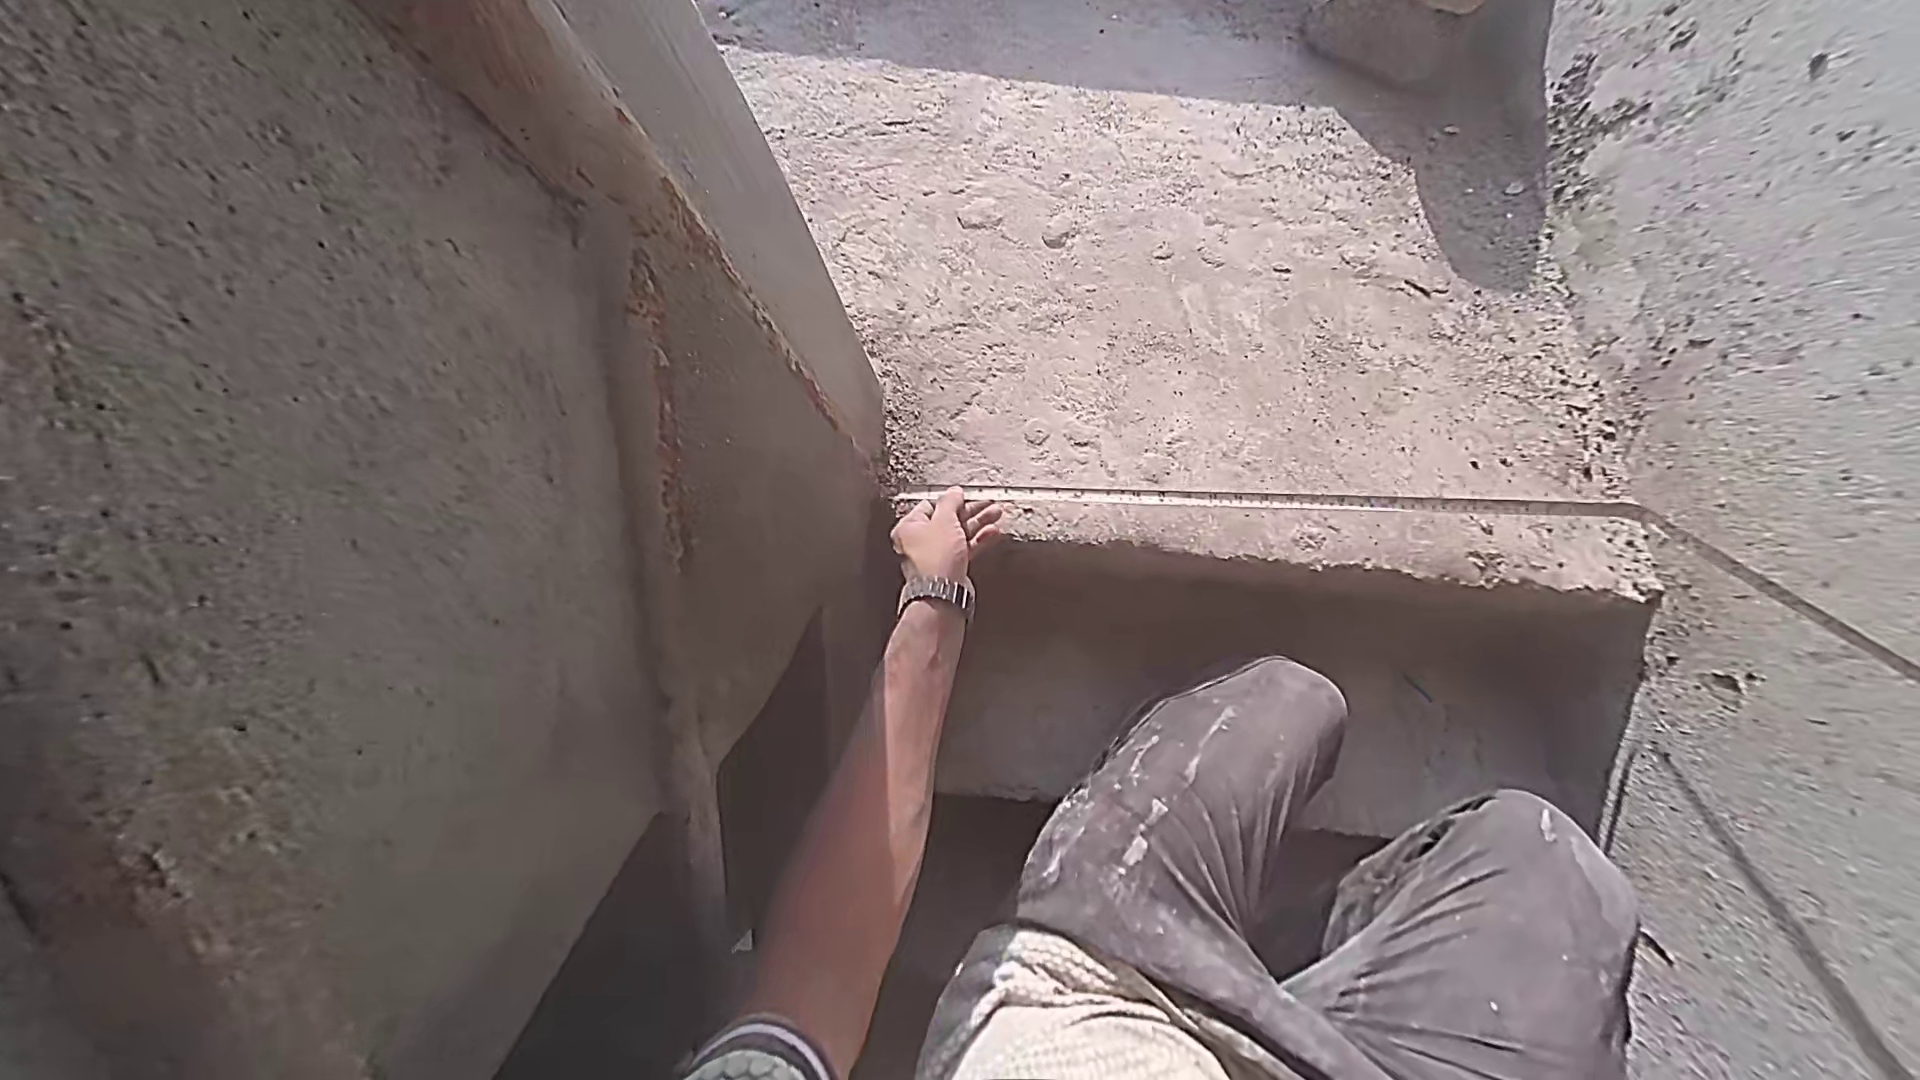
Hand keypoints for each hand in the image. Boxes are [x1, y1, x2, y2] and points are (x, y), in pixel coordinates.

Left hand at [892, 487, 1004, 581]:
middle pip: (948, 520)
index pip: (931, 506)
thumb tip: (954, 492)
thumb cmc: (936, 559)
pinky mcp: (950, 567)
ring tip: (996, 515)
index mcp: (910, 527)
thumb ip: (950, 503)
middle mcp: (920, 542)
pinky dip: (978, 540)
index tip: (967, 497)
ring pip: (959, 534)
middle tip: (988, 505)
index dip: (951, 501)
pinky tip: (992, 533)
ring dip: (978, 524)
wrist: (942, 593)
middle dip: (971, 512)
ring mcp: (936, 556)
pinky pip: (965, 549)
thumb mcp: (944, 521)